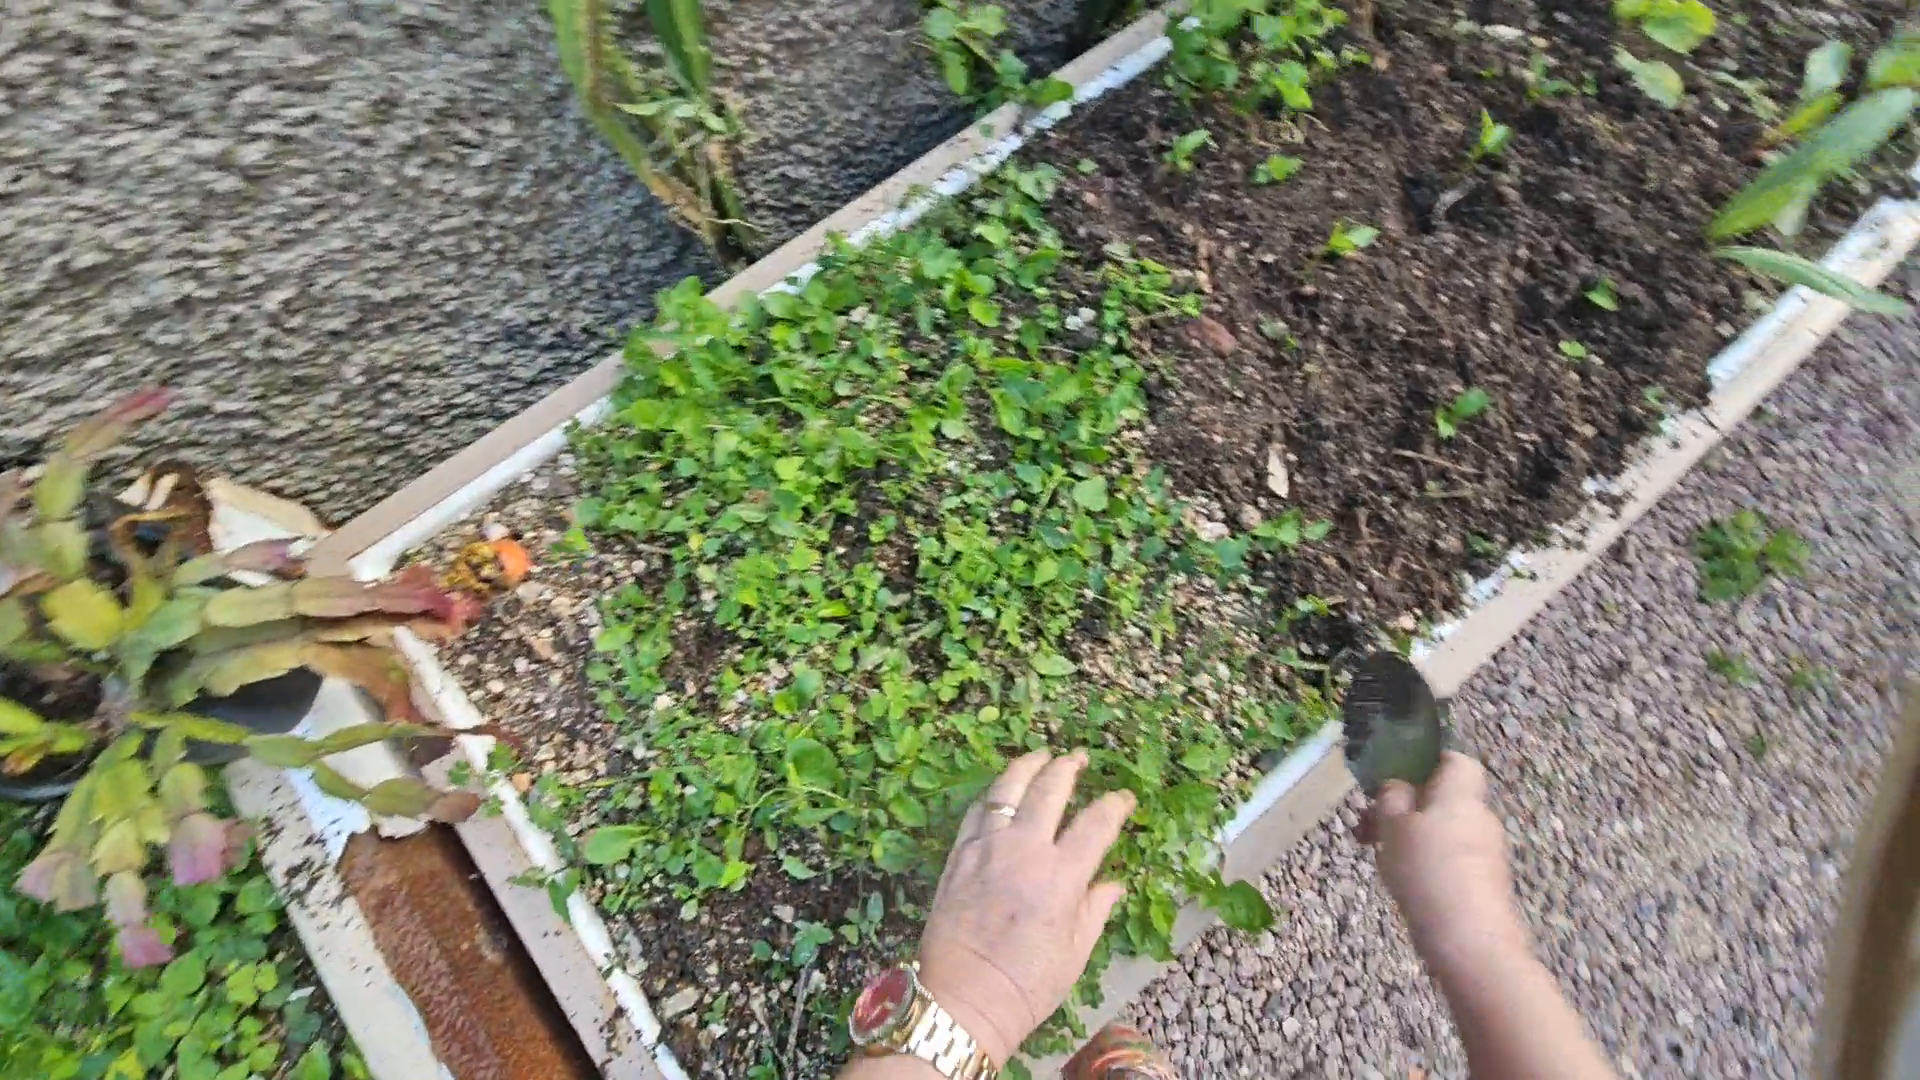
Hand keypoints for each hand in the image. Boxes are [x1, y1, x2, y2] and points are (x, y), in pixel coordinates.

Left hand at [915, 750, 1134, 1064]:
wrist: (963, 997)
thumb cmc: (1026, 985)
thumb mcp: (1074, 954)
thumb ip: (1095, 909)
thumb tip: (1113, 883)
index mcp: (1061, 877)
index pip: (1096, 824)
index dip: (1114, 804)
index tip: (1124, 796)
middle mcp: (1025, 850)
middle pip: (1050, 789)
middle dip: (1068, 767)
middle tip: (1078, 757)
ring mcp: (989, 846)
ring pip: (1008, 788)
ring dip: (1028, 765)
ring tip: (1041, 755)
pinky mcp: (960, 851)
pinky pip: (979, 809)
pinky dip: (994, 794)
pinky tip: (1002, 789)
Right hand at [1356, 752, 1527, 968]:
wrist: (1470, 942)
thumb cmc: (1426, 869)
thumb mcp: (1393, 822)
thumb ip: (1392, 795)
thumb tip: (1398, 786)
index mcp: (1461, 796)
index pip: (1456, 760)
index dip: (1427, 760)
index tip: (1393, 776)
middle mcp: (1478, 818)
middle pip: (1440, 796)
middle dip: (1401, 804)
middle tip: (1367, 819)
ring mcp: (1482, 852)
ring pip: (1438, 826)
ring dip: (1404, 831)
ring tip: (1369, 848)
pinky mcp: (1479, 881)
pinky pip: (1445, 854)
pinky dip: (1419, 856)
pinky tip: (1395, 874)